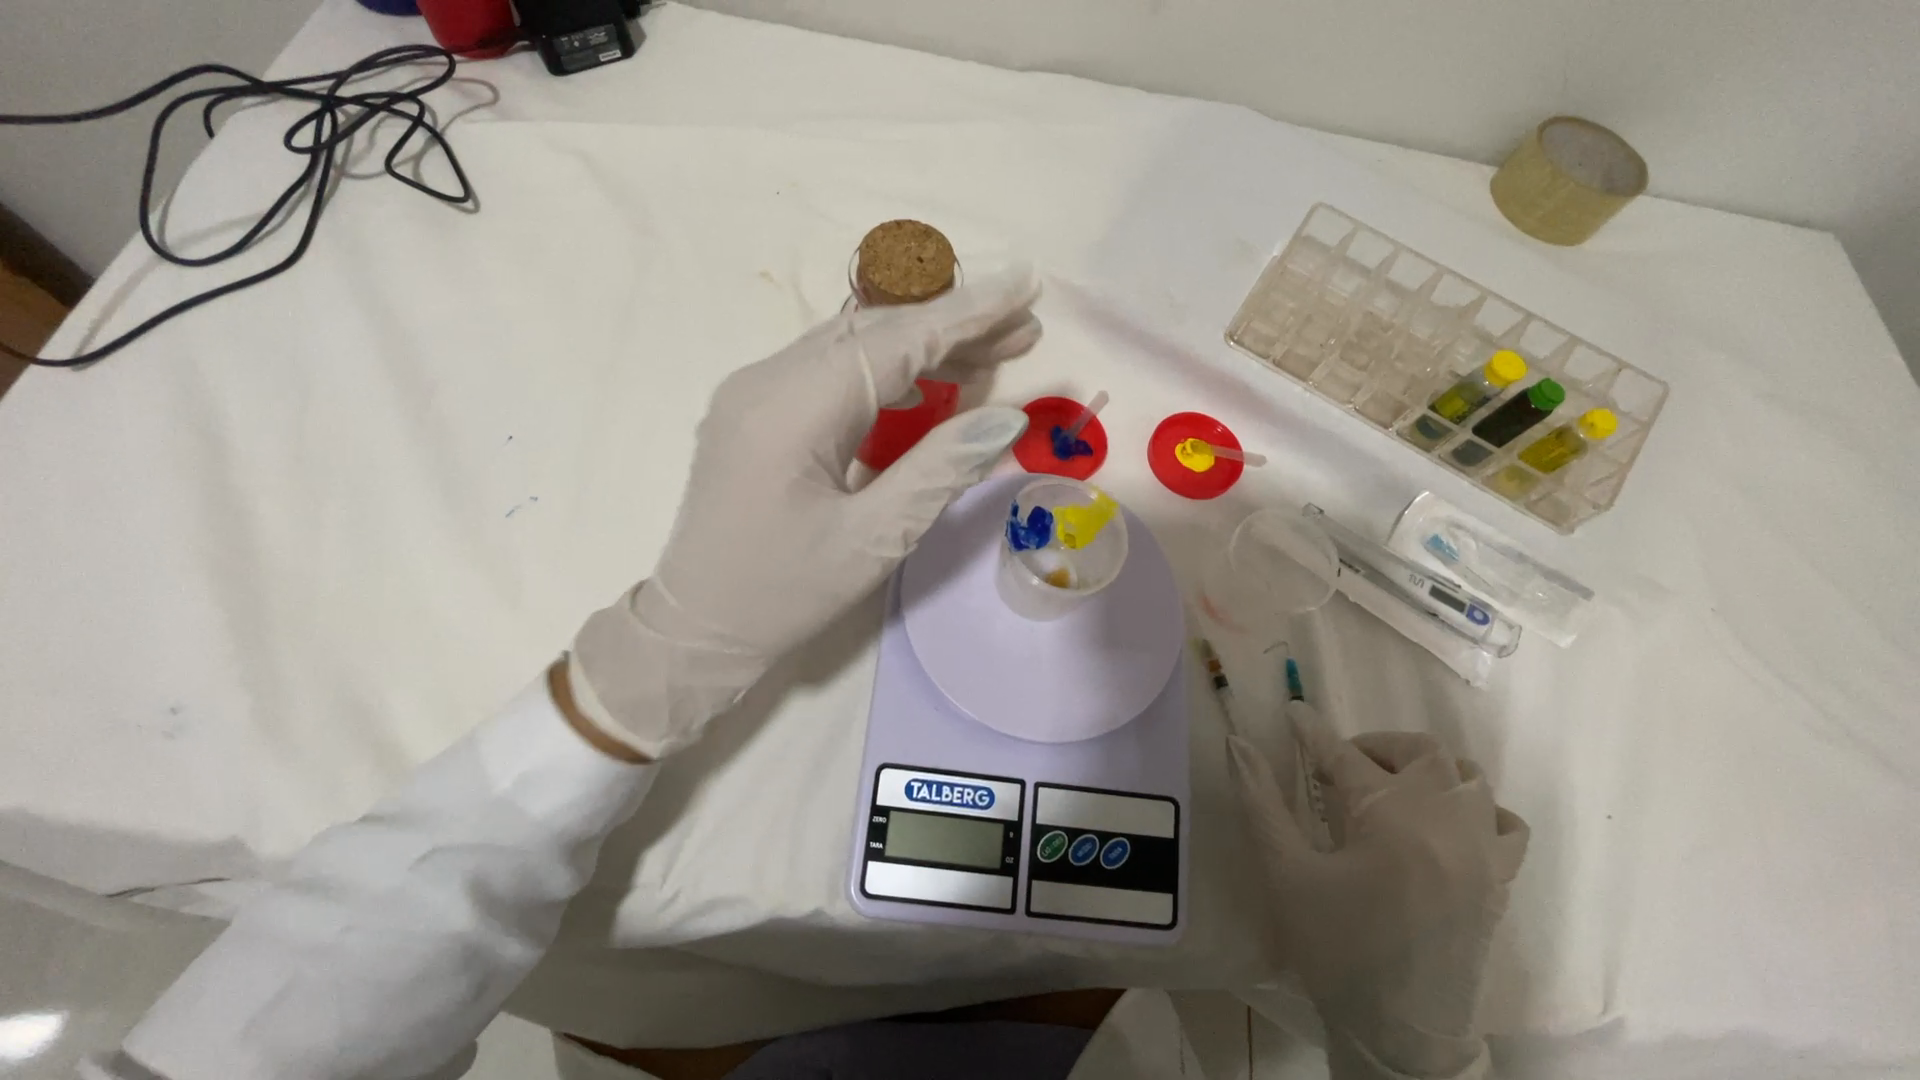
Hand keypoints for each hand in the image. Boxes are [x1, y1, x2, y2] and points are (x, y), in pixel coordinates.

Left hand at [567, 266, 1042, 759]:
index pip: (895, 339)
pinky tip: (925, 387)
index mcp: (792, 409)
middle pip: (873, 330)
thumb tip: (1008, 415)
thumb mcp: (874, 540)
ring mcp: (753, 392)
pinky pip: (827, 370)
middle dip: (952, 325)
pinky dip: (884, 371)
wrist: (695, 629)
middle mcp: (766, 381)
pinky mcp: (754, 411)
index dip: (967, 312)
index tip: (1026, 284)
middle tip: (1025, 331)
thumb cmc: (784, 594)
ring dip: (921, 346)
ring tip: (989, 359)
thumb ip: (941, 469)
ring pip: (851, 345)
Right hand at [1228, 708, 1528, 1078]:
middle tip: (1337, 765)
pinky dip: (1475, 807)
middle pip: (1421, 752)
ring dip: (1425, 769)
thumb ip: (1261, 801)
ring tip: (1388, 789)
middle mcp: (1447, 823)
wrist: (1399, 1032)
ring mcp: (1483, 850)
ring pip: (1467, 777)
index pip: (1345, 756)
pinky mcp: (1502, 879)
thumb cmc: (1335, 950)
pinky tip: (1441, 825)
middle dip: (1375, 746)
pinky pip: (1503, 821)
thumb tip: (1237, 743)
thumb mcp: (1285, 872)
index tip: (1294, 713)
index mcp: (1391, 819)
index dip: (1313, 733)